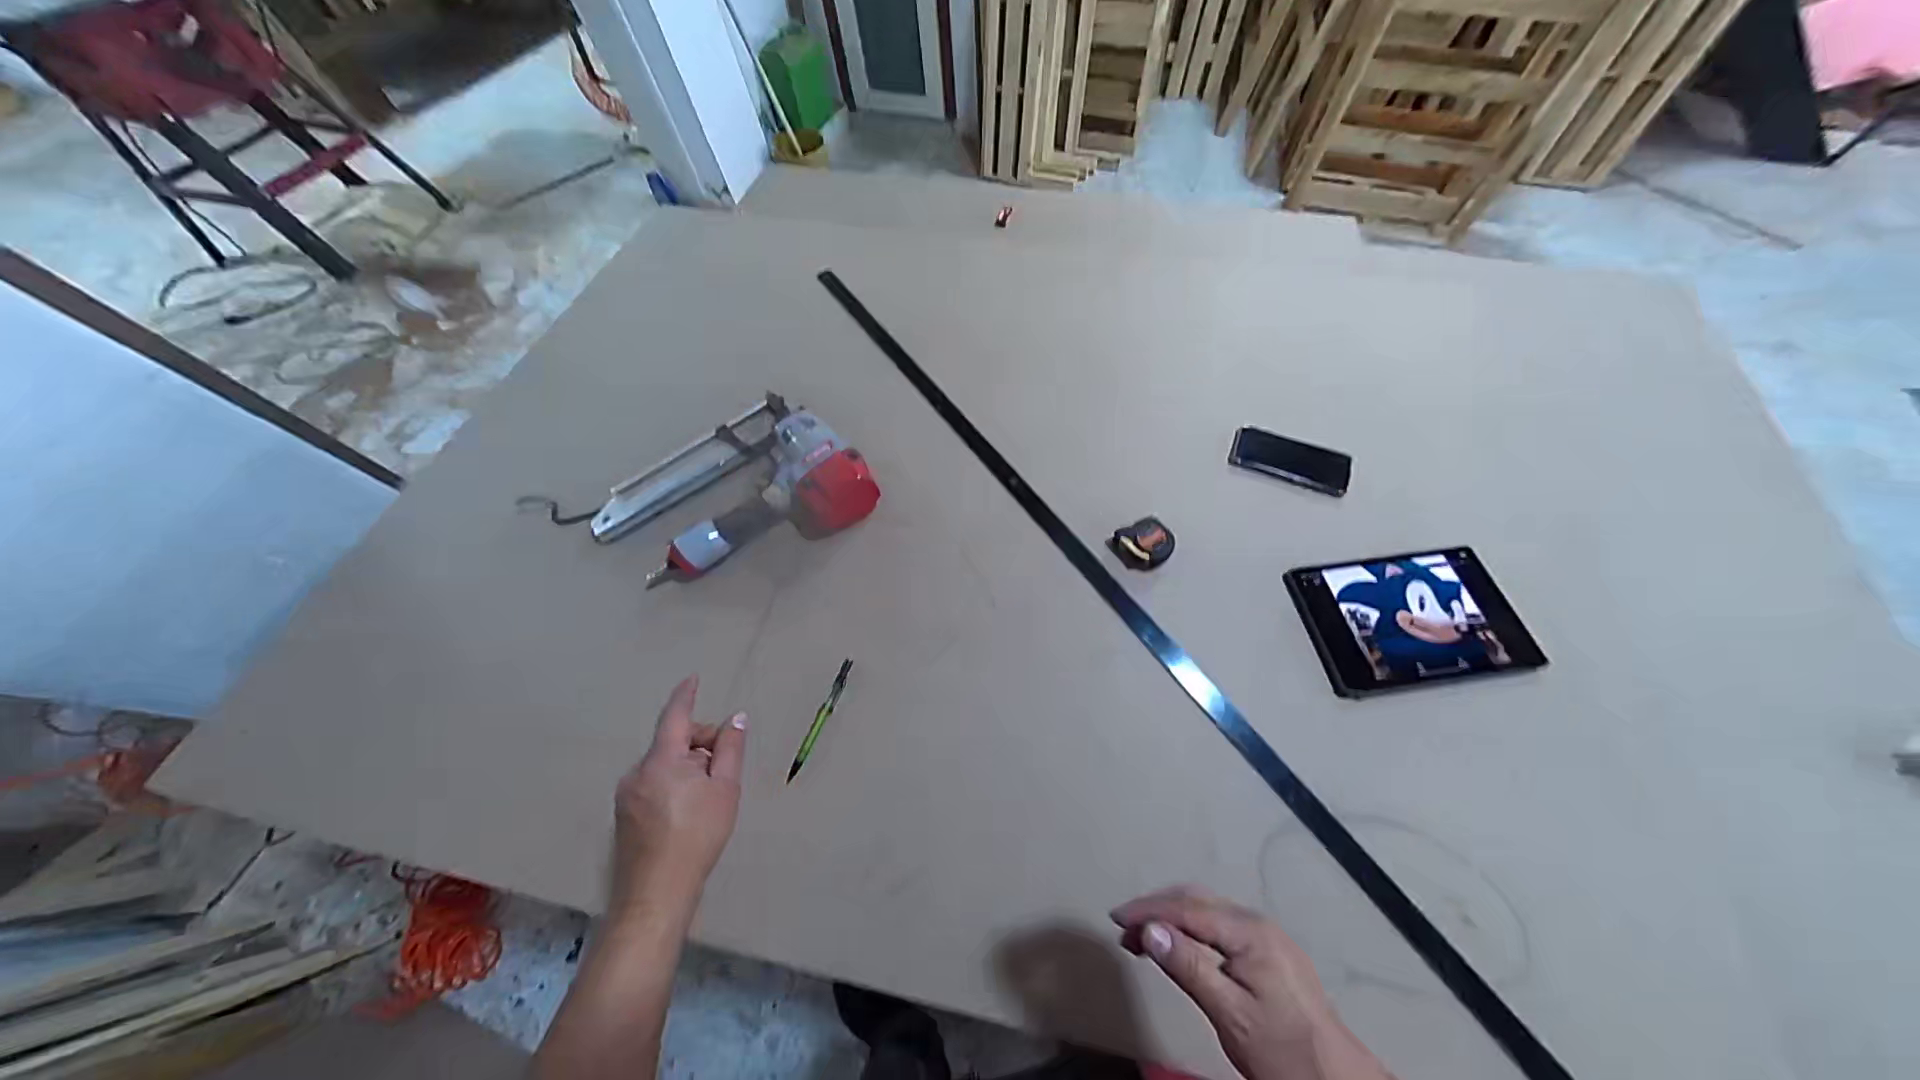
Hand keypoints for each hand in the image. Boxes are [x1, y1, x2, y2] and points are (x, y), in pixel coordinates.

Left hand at [610, 675, 747, 920]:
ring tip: (708, 797)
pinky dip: (673, 785)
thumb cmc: (697, 837)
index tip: (692, 680)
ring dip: (687, 768)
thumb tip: (736, 719)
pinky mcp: (623, 816)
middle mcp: (637, 771)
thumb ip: (730, 749)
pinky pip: (652, 785)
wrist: (655, 893)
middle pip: (673, 743)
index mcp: (661, 760)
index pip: (675, 717)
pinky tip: (687, 813)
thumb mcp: (725, 789)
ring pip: (663, 766)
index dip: (685, 696)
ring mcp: (626, 795)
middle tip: (724, 768)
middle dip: (699, 745)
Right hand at [1112, 887, 1388, 1079]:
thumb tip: (1149, 930)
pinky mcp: (1268, 951)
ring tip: (1143, 936)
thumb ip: (1188, 966)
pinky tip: (1178, 944)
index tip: (1116, 918)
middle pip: (1195, 900)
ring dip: (1172, 917)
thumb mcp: (1230, 1013)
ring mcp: (1265, 935)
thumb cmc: (1283, 1051)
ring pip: (1206, 909)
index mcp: (1249, 932)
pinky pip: (1219, 925)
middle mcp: (1256, 923)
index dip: (1148, 910)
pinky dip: (1191, 928)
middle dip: (1156, 909)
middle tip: (1125, 928)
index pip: (1187, 908)